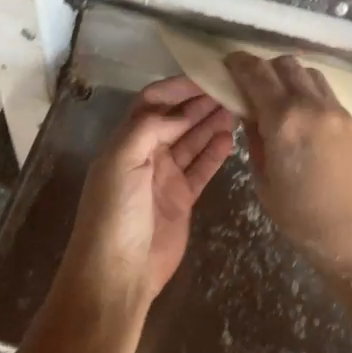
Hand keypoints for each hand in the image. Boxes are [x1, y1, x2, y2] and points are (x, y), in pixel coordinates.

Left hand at [59, 78, 236, 312]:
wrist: (118, 273)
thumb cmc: (115, 212)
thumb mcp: (122, 160)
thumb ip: (150, 128)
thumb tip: (182, 112)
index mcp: (126, 141)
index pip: (153, 102)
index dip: (177, 89)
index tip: (205, 79)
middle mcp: (146, 154)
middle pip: (177, 119)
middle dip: (200, 104)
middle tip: (230, 91)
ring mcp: (165, 177)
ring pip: (192, 141)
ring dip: (211, 124)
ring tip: (236, 110)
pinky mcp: (182, 198)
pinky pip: (201, 168)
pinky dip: (216, 153)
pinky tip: (232, 139)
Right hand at [226, 53, 351, 284]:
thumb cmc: (302, 221)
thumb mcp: (264, 182)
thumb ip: (255, 140)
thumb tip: (251, 115)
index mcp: (284, 120)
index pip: (256, 74)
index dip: (238, 63)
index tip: (228, 63)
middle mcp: (314, 106)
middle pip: (286, 64)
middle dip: (266, 68)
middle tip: (254, 85)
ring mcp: (341, 113)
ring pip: (312, 76)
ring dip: (292, 79)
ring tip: (283, 101)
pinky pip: (330, 99)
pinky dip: (313, 100)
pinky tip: (310, 126)